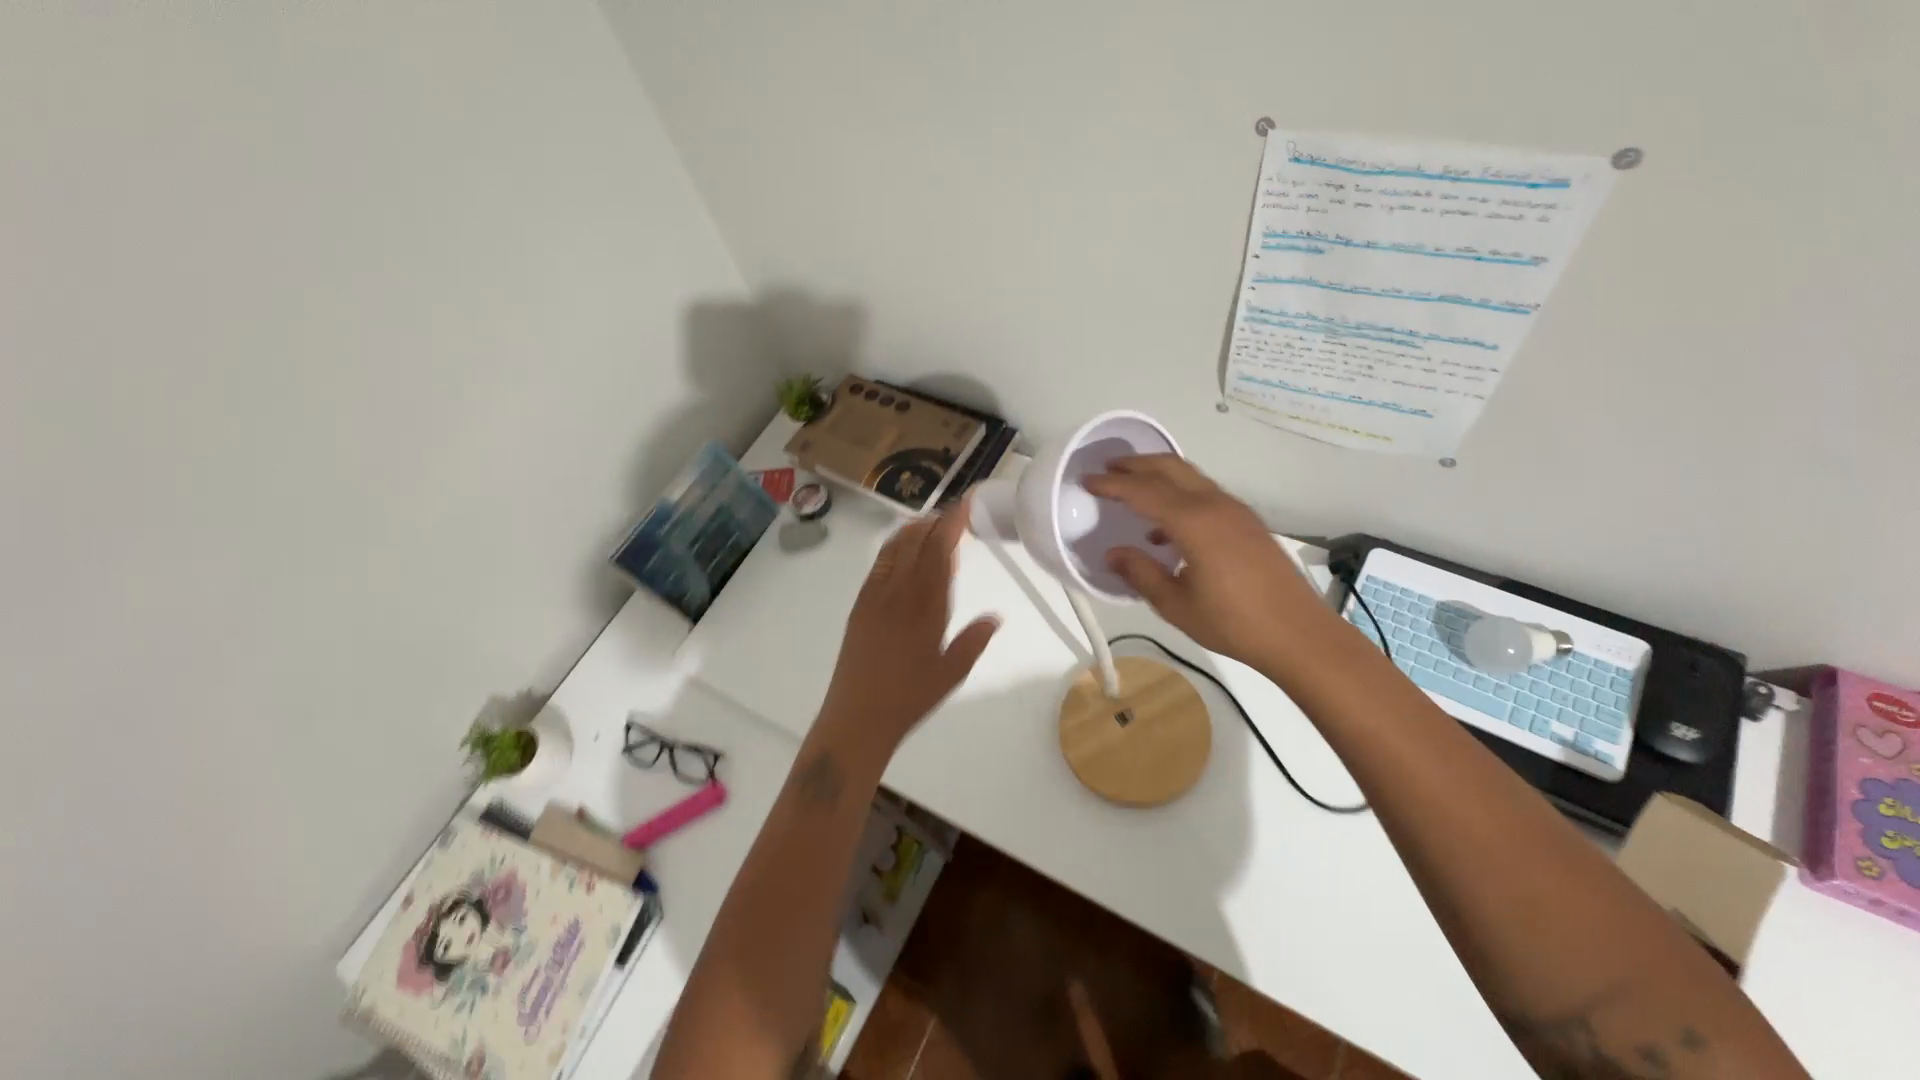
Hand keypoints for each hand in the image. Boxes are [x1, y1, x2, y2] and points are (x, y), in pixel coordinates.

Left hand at [817, 500, 999, 752]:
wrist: (858, 716)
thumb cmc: (909, 698)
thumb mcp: (951, 673)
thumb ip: (973, 641)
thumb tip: (994, 617)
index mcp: (926, 608)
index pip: (940, 553)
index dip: (952, 525)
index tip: (964, 506)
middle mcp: (899, 593)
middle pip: (917, 543)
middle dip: (936, 522)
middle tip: (954, 511)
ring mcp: (875, 597)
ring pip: (895, 549)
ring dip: (914, 529)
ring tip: (931, 521)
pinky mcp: (860, 606)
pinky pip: (878, 565)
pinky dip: (893, 547)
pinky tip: (902, 547)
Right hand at [1083, 455, 1324, 666]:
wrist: (1298, 633)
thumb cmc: (1234, 624)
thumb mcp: (1176, 605)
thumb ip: (1142, 574)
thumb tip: (1114, 553)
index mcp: (1194, 523)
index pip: (1144, 492)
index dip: (1112, 485)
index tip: (1086, 481)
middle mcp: (1216, 506)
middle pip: (1170, 469)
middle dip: (1135, 465)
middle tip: (1106, 468)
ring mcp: (1236, 511)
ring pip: (1191, 477)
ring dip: (1159, 476)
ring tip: (1131, 487)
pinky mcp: (1248, 523)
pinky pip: (1206, 494)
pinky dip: (1179, 495)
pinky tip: (1165, 529)